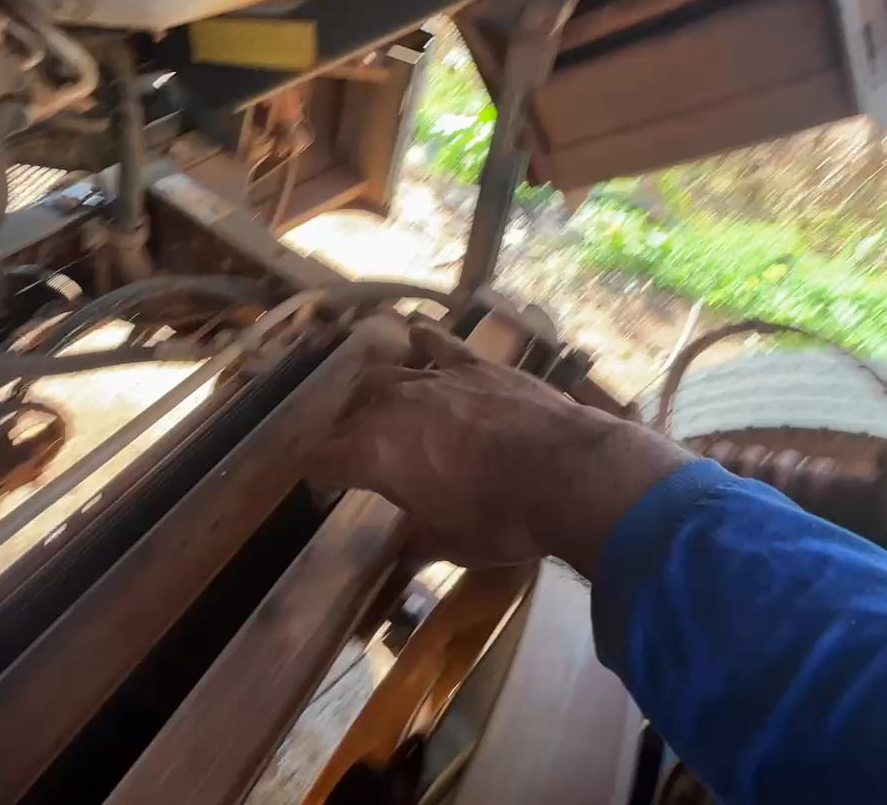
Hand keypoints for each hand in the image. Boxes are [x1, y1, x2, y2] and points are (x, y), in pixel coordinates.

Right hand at [307, 327, 694, 575]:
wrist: (568, 473)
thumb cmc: (502, 518)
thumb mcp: (451, 543)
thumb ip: (420, 541)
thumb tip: (407, 554)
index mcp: (374, 453)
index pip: (322, 459)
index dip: (318, 476)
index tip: (325, 491)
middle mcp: (392, 406)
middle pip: (350, 414)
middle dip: (345, 435)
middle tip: (357, 456)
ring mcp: (432, 378)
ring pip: (385, 375)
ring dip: (375, 393)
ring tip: (379, 405)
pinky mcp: (472, 364)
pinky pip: (438, 345)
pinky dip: (424, 340)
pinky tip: (416, 333)